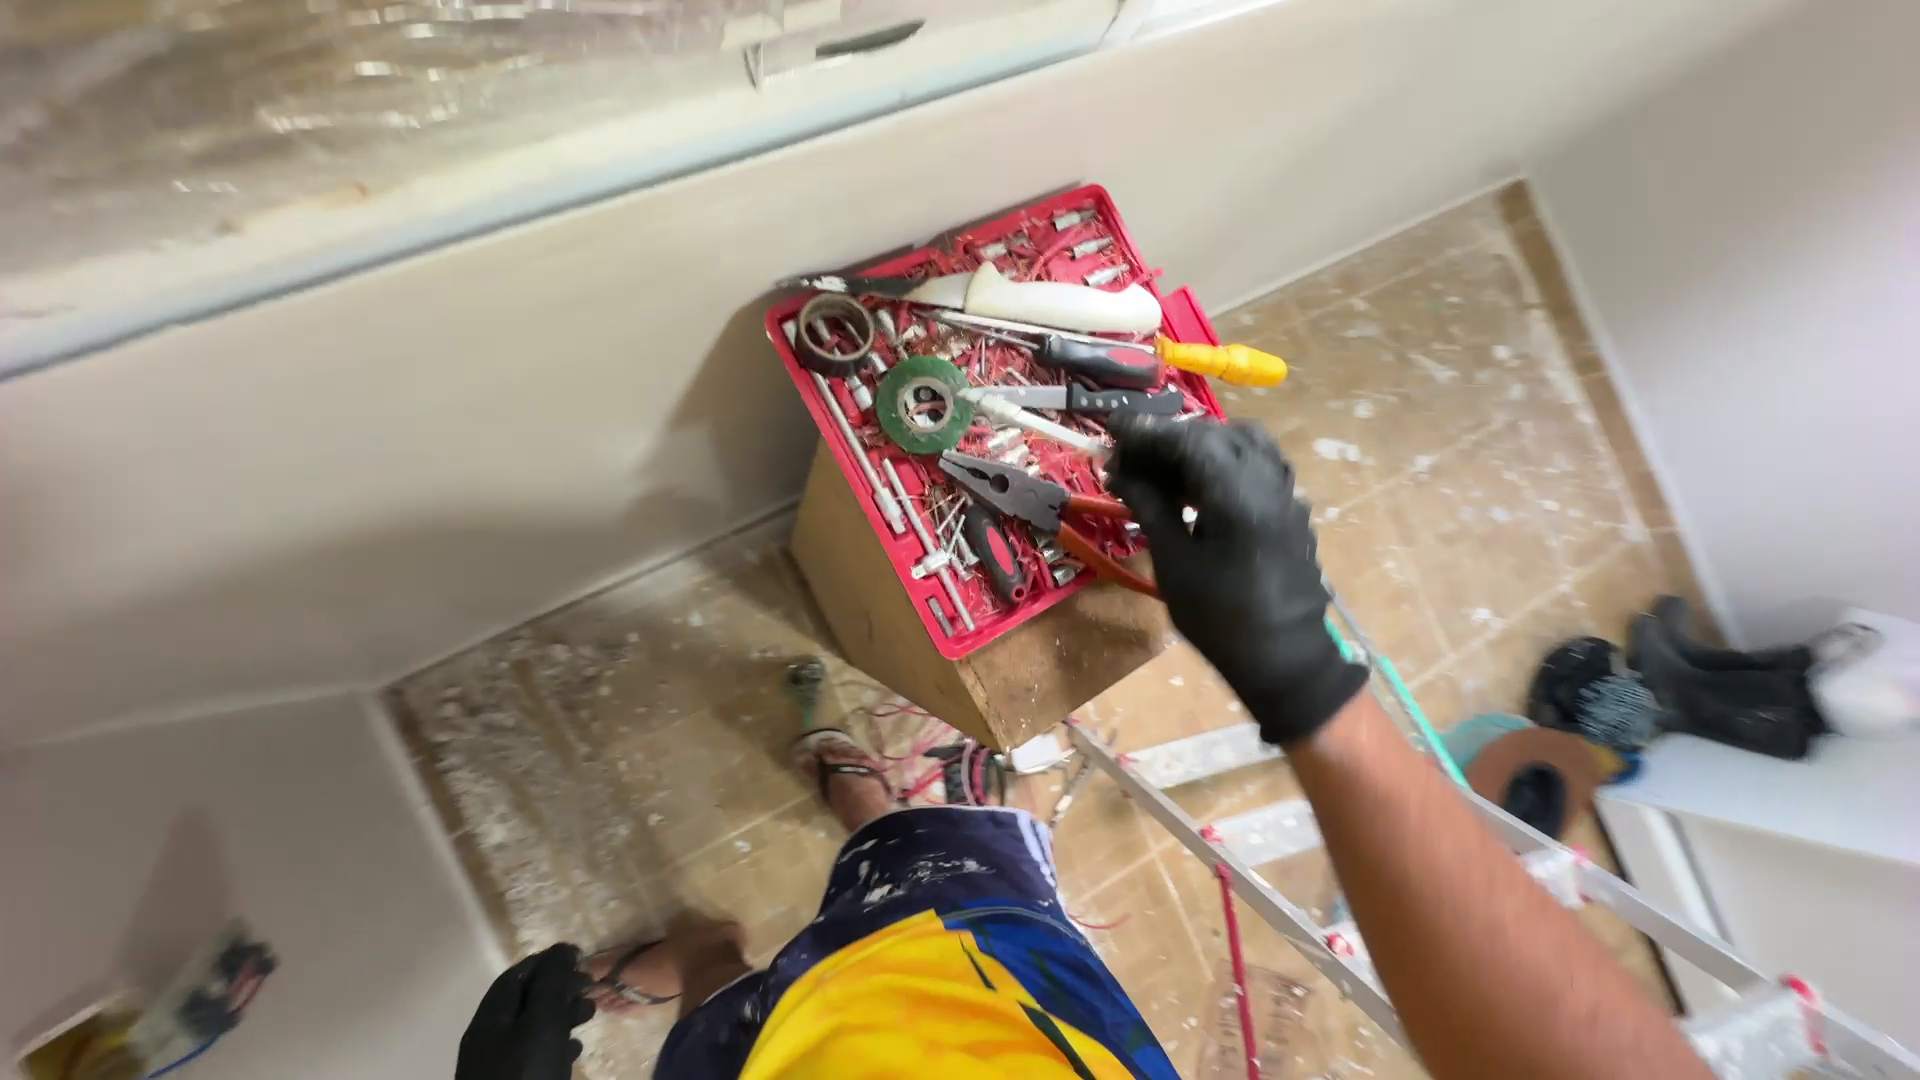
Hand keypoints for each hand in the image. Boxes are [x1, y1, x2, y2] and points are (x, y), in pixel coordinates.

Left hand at [457, 944, 594, 1079]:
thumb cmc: (525, 1075)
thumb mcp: (542, 1022)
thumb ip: (552, 983)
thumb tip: (562, 947)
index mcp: (490, 1020)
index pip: (516, 975)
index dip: (547, 960)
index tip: (579, 956)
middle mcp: (489, 1041)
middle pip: (526, 1000)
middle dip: (560, 987)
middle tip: (590, 985)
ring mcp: (498, 1068)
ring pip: (534, 1027)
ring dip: (563, 1014)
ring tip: (589, 1015)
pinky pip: (536, 1055)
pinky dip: (557, 1044)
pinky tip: (574, 1049)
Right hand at [1107, 416, 1367, 744]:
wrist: (1284, 659)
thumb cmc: (1220, 618)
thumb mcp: (1175, 563)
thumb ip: (1152, 507)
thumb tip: (1123, 471)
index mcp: (1238, 495)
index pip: (1190, 440)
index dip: (1148, 432)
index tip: (1114, 429)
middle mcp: (1269, 482)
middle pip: (1216, 434)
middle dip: (1170, 438)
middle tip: (1131, 456)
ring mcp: (1286, 494)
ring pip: (1244, 443)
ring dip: (1200, 445)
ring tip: (1163, 466)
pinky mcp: (1290, 509)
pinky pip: (1258, 465)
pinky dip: (1224, 461)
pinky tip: (1198, 485)